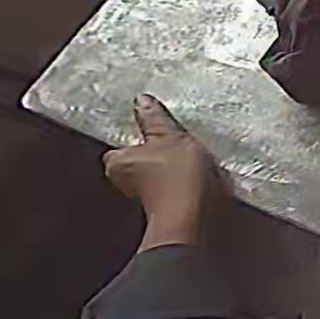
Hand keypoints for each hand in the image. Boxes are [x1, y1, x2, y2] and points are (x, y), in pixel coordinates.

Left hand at [104, 94, 217, 248]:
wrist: (197, 217)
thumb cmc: (176, 178)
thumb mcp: (169, 137)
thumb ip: (155, 120)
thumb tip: (142, 101)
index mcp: (117, 163)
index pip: (121, 146)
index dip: (139, 138)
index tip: (156, 131)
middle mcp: (126, 184)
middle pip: (141, 161)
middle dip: (157, 153)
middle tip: (178, 140)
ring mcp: (148, 198)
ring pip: (159, 175)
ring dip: (174, 168)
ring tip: (194, 156)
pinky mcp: (169, 208)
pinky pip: (175, 187)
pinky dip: (186, 181)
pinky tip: (202, 174)